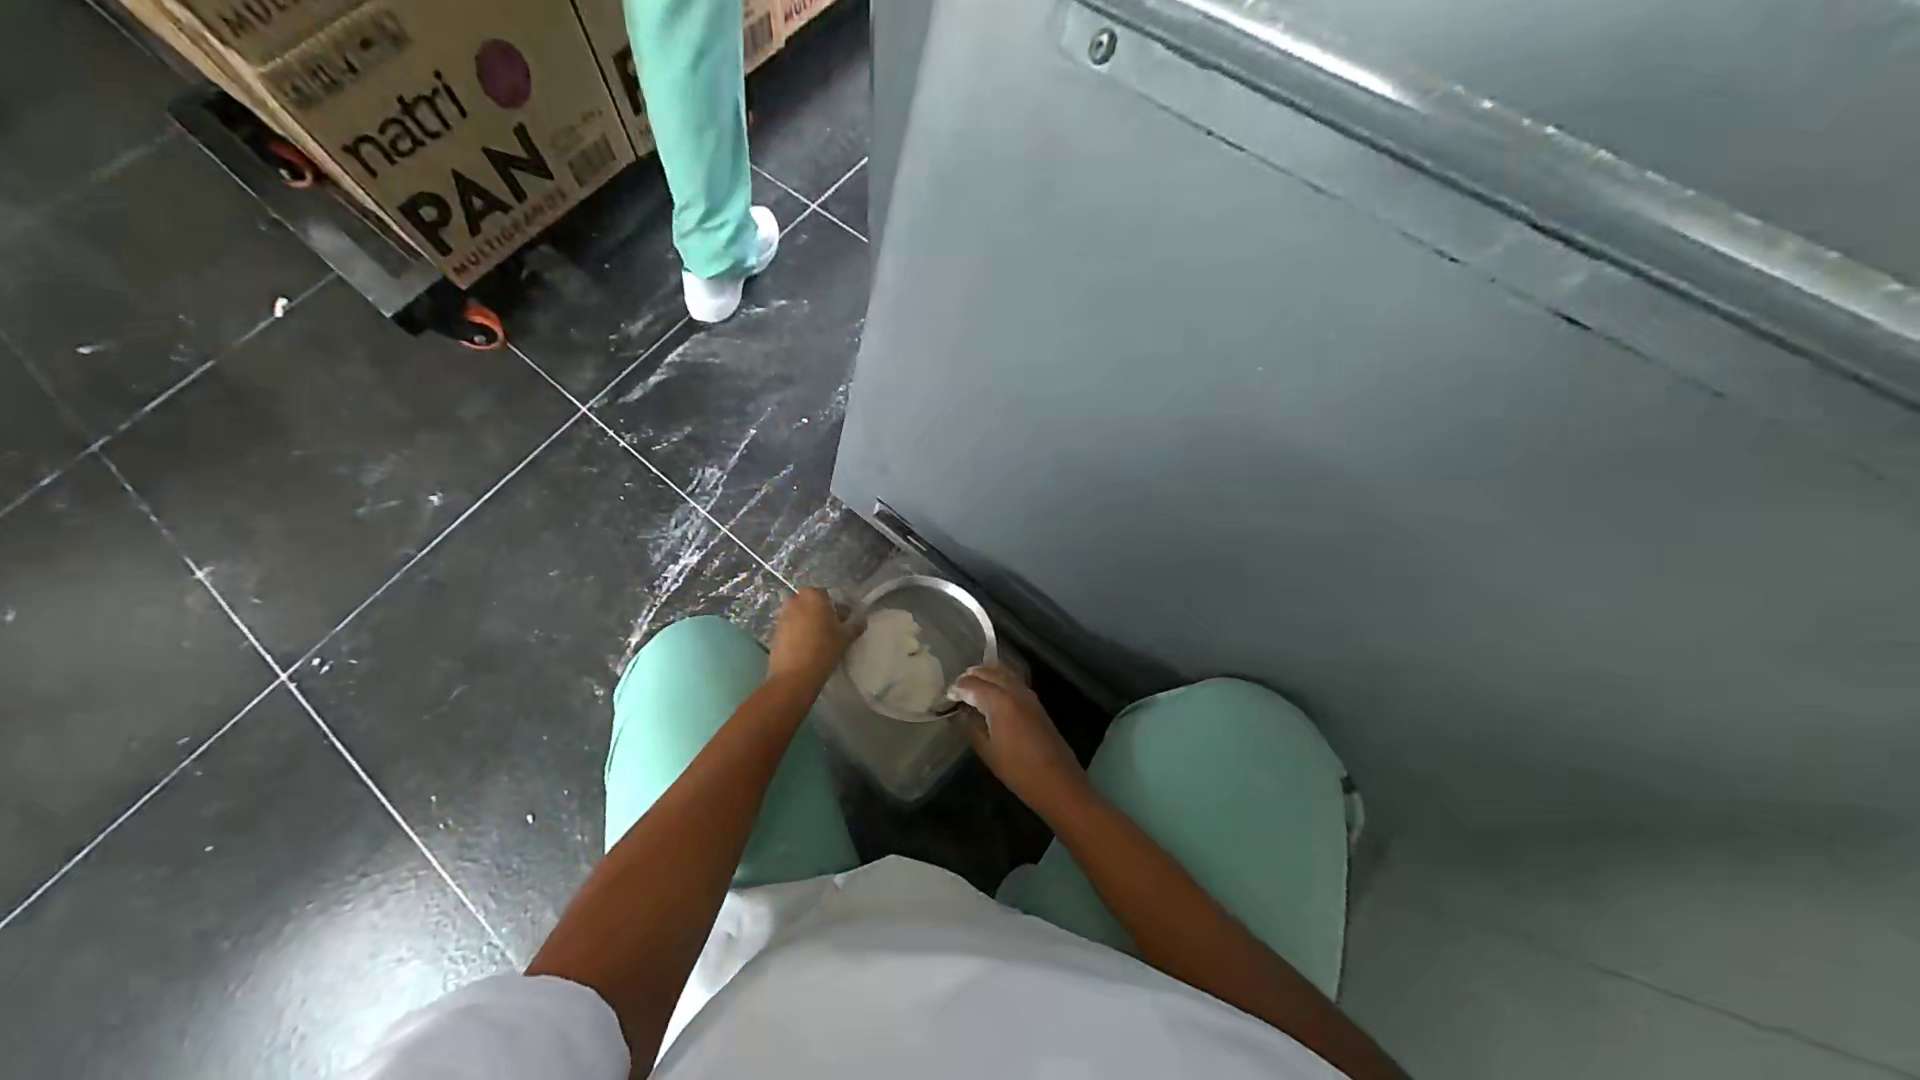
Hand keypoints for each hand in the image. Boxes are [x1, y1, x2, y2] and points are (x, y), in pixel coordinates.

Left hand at [766, 587, 851, 692]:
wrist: (794, 676)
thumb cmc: (824, 649)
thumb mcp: (846, 637)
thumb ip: (855, 625)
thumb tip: (860, 620)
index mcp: (813, 595)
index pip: (828, 595)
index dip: (836, 608)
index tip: (843, 622)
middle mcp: (794, 600)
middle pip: (811, 604)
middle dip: (821, 613)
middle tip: (831, 630)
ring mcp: (782, 616)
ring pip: (800, 615)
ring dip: (808, 623)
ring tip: (818, 640)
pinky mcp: (774, 632)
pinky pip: (791, 627)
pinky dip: (798, 633)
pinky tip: (806, 648)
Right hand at [950, 665, 1087, 813]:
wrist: (1058, 781)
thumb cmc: (1018, 770)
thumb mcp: (987, 751)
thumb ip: (970, 726)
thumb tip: (959, 712)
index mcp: (1000, 700)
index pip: (971, 683)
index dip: (956, 688)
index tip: (945, 697)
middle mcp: (1014, 690)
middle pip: (988, 671)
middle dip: (969, 676)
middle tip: (955, 690)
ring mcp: (1028, 694)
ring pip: (1003, 672)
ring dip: (985, 675)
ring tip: (970, 688)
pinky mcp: (1036, 702)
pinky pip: (1013, 680)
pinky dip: (999, 680)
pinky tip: (991, 694)